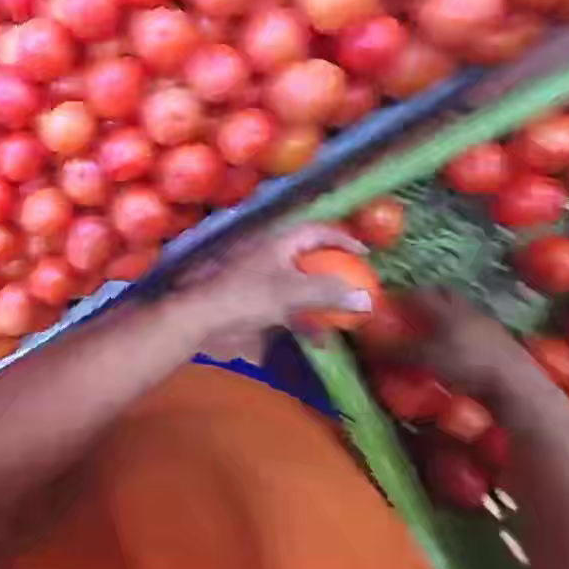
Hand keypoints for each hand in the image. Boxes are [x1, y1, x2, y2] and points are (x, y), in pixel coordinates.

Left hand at [174, 223, 373, 340]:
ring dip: (320, 300)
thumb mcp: (292, 292)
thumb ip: (329, 293)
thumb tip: (366, 298)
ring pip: (298, 284)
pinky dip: (303, 317)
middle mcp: (271, 255)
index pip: (316, 231)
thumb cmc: (246, 296)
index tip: (364, 253)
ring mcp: (260, 278)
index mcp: (279, 242)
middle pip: (309, 258)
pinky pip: (286, 305)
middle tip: (354, 286)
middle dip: (333, 273)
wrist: (202, 317)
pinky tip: (316, 337)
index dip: (342, 238)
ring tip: (340, 318)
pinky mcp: (252, 300)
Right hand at [395, 290, 568, 435]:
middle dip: (427, 297)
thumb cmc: (466, 365)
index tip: (390, 304)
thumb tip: (366, 343)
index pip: (419, 293)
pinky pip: (475, 325)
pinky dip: (462, 330)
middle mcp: (465, 310)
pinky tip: (459, 346)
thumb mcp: (424, 359)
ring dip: (446, 313)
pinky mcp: (501, 339)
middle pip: (444, 294)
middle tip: (412, 310)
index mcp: (444, 310)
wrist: (515, 384)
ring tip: (434, 328)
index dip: (402, 296)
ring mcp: (487, 323)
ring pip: (461, 309)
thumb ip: (396, 350)